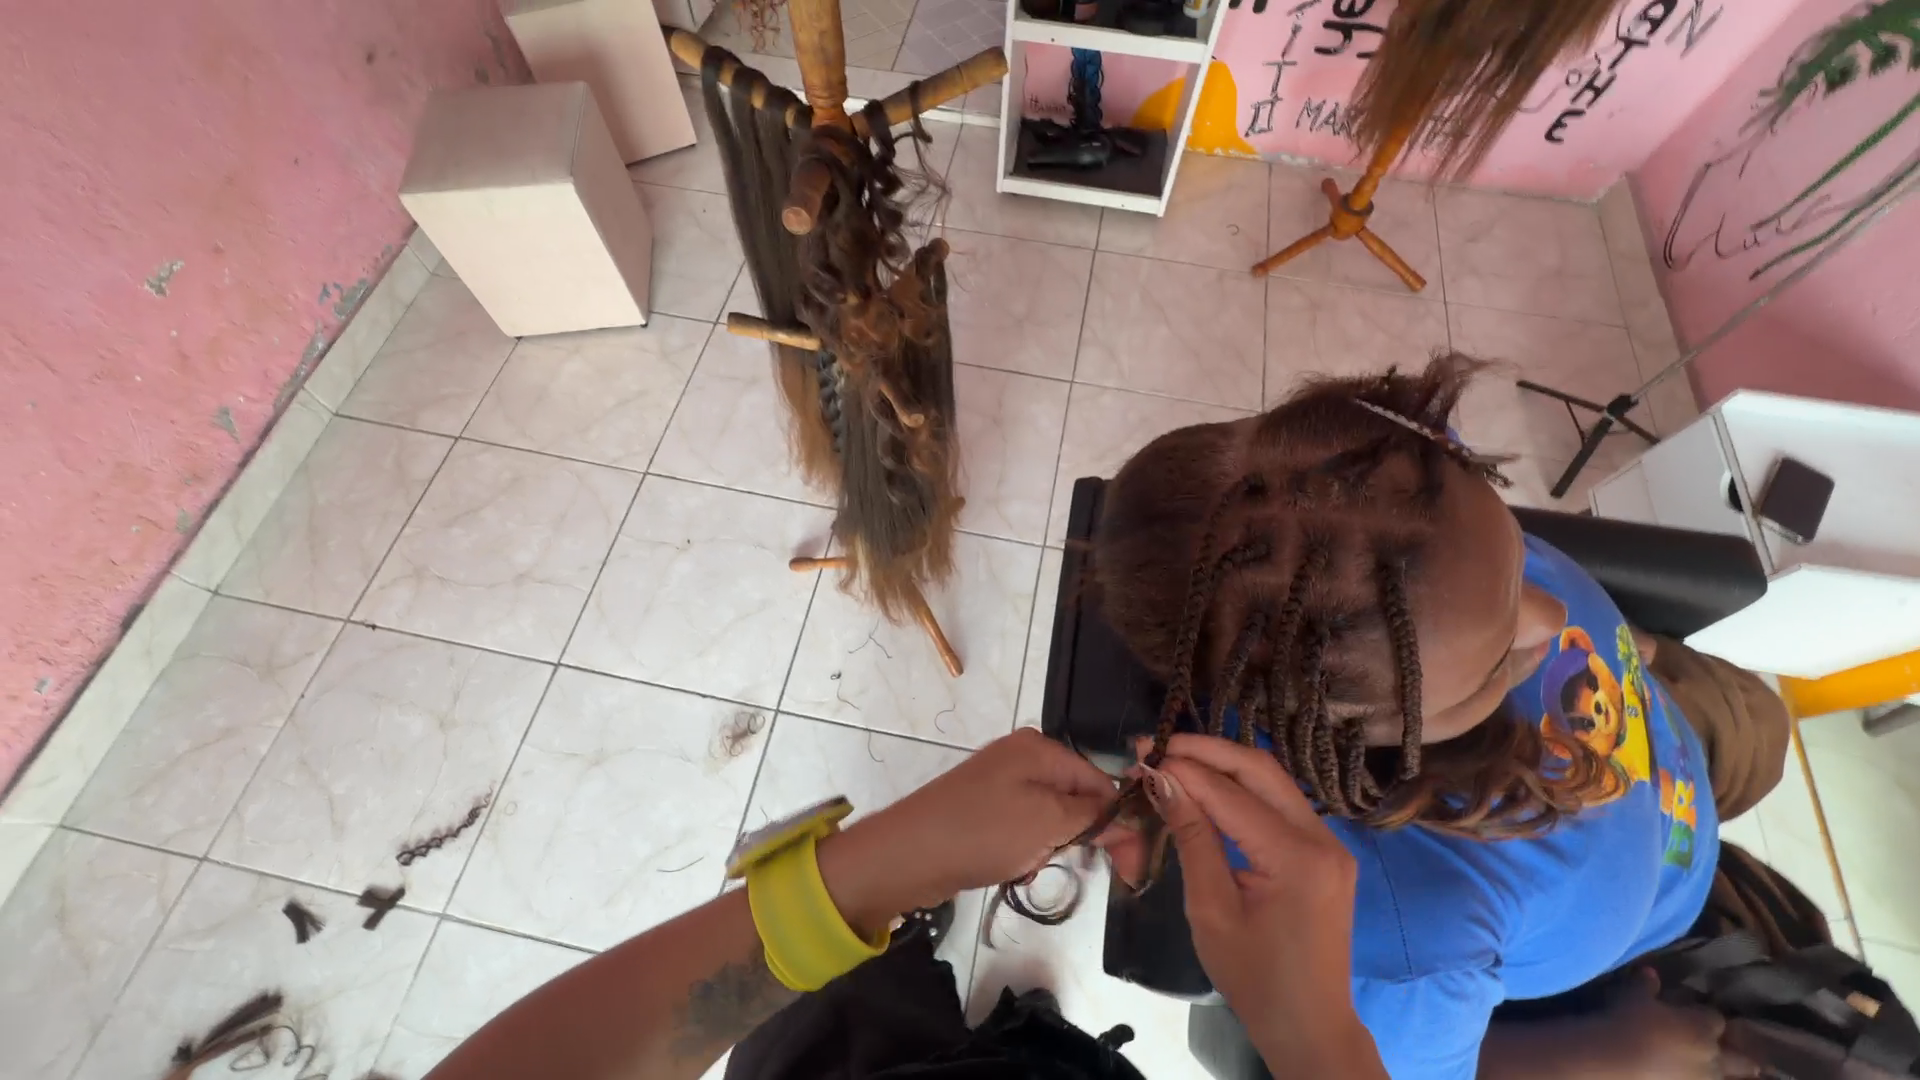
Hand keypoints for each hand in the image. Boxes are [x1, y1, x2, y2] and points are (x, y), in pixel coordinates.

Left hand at [817, 728, 1120, 934]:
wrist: (910, 853)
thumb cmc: (983, 832)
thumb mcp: (1048, 822)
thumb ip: (1091, 814)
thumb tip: (1120, 810)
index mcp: (1039, 747)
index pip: (1099, 778)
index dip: (1114, 817)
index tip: (1124, 858)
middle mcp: (1021, 755)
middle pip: (1074, 795)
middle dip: (1075, 832)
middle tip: (1057, 857)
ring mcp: (999, 780)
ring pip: (1049, 816)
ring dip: (1047, 845)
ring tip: (1026, 861)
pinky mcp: (983, 806)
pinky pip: (1022, 826)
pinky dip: (1023, 848)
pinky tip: (1010, 864)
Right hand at [1130, 735, 1384, 1077]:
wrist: (1310, 1027)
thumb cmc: (1254, 977)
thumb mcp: (1210, 909)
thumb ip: (1191, 837)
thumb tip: (1161, 780)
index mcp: (1295, 857)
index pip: (1229, 793)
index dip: (1182, 769)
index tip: (1139, 755)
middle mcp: (1321, 838)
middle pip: (1258, 768)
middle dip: (1204, 750)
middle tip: (1155, 746)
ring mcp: (1329, 842)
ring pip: (1271, 777)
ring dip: (1221, 762)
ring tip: (1174, 759)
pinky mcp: (1324, 849)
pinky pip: (1278, 800)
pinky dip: (1240, 785)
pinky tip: (1206, 785)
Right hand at [1585, 971, 1758, 1078]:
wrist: (1622, 1059)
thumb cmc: (1629, 1021)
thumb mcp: (1633, 997)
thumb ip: (1646, 984)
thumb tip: (1651, 971)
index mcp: (1700, 1027)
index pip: (1716, 1018)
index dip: (1706, 1015)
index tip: (1692, 1012)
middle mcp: (1714, 1054)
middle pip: (1743, 1060)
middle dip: (1737, 1056)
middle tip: (1722, 1051)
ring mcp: (1709, 1077)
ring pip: (1732, 1079)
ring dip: (1726, 1073)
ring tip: (1713, 1069)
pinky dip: (1704, 1078)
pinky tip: (1694, 1074)